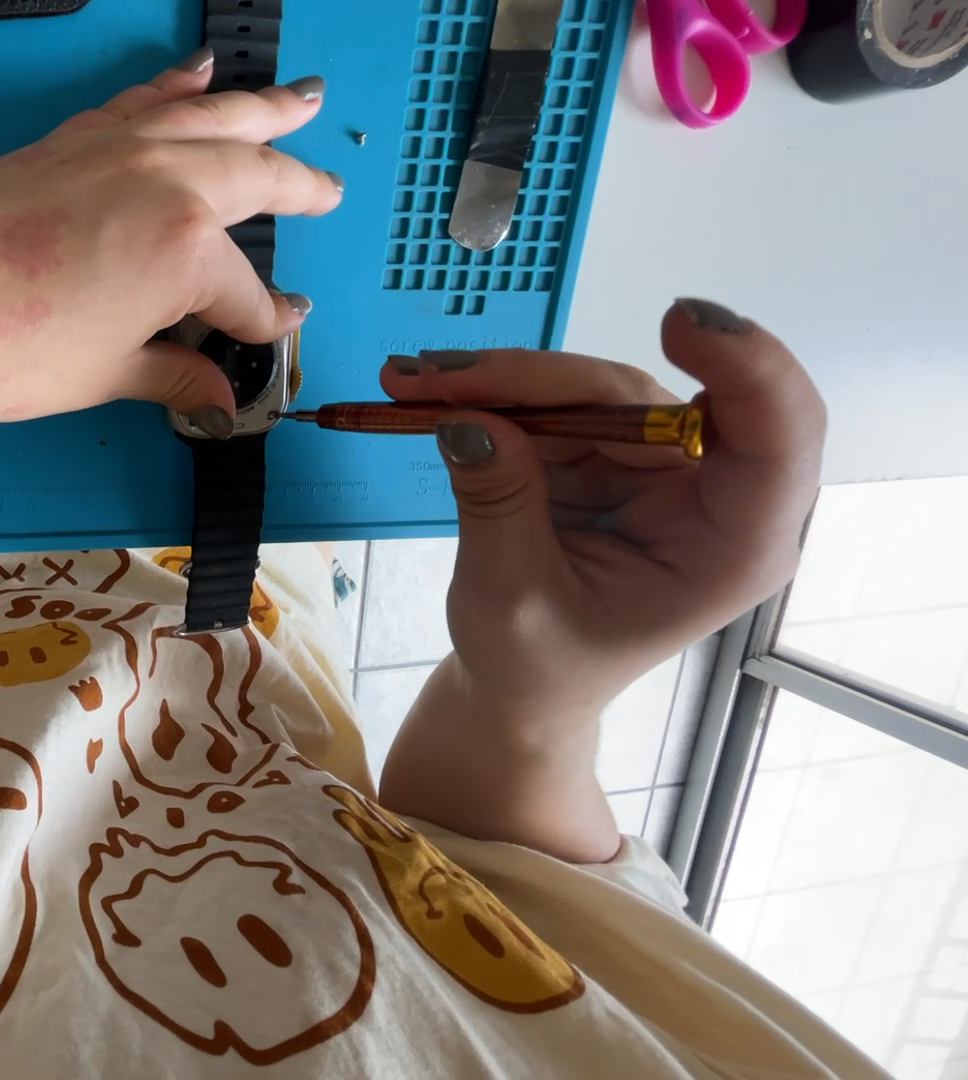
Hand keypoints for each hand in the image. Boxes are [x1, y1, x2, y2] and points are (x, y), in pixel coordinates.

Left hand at [0, 52, 343, 433]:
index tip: (276, 334)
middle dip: (299, 187)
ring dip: (263, 110)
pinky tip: (202, 75)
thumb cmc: (6, 357)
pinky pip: (142, 102)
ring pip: (210, 119)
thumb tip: (214, 396)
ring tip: (304, 98)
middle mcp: (163, 183)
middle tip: (332, 189)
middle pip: (251, 179)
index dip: (263, 324)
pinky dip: (178, 89)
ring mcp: (115, 150)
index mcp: (183, 251)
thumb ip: (172, 375)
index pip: (243, 297)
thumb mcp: (105, 375)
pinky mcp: (70, 140)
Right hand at [386, 299, 824, 726]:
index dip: (742, 368)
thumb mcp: (509, 593)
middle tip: (432, 374)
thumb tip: (464, 419)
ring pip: (580, 398)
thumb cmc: (532, 664)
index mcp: (726, 543)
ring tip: (409, 381)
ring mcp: (642, 475)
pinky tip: (428, 397)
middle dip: (532, 380)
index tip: (680, 319)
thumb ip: (496, 505)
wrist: (515, 686)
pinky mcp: (593, 466)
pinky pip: (542, 416)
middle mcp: (697, 494)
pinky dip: (483, 403)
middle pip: (635, 404)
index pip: (770, 437)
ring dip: (492, 384)